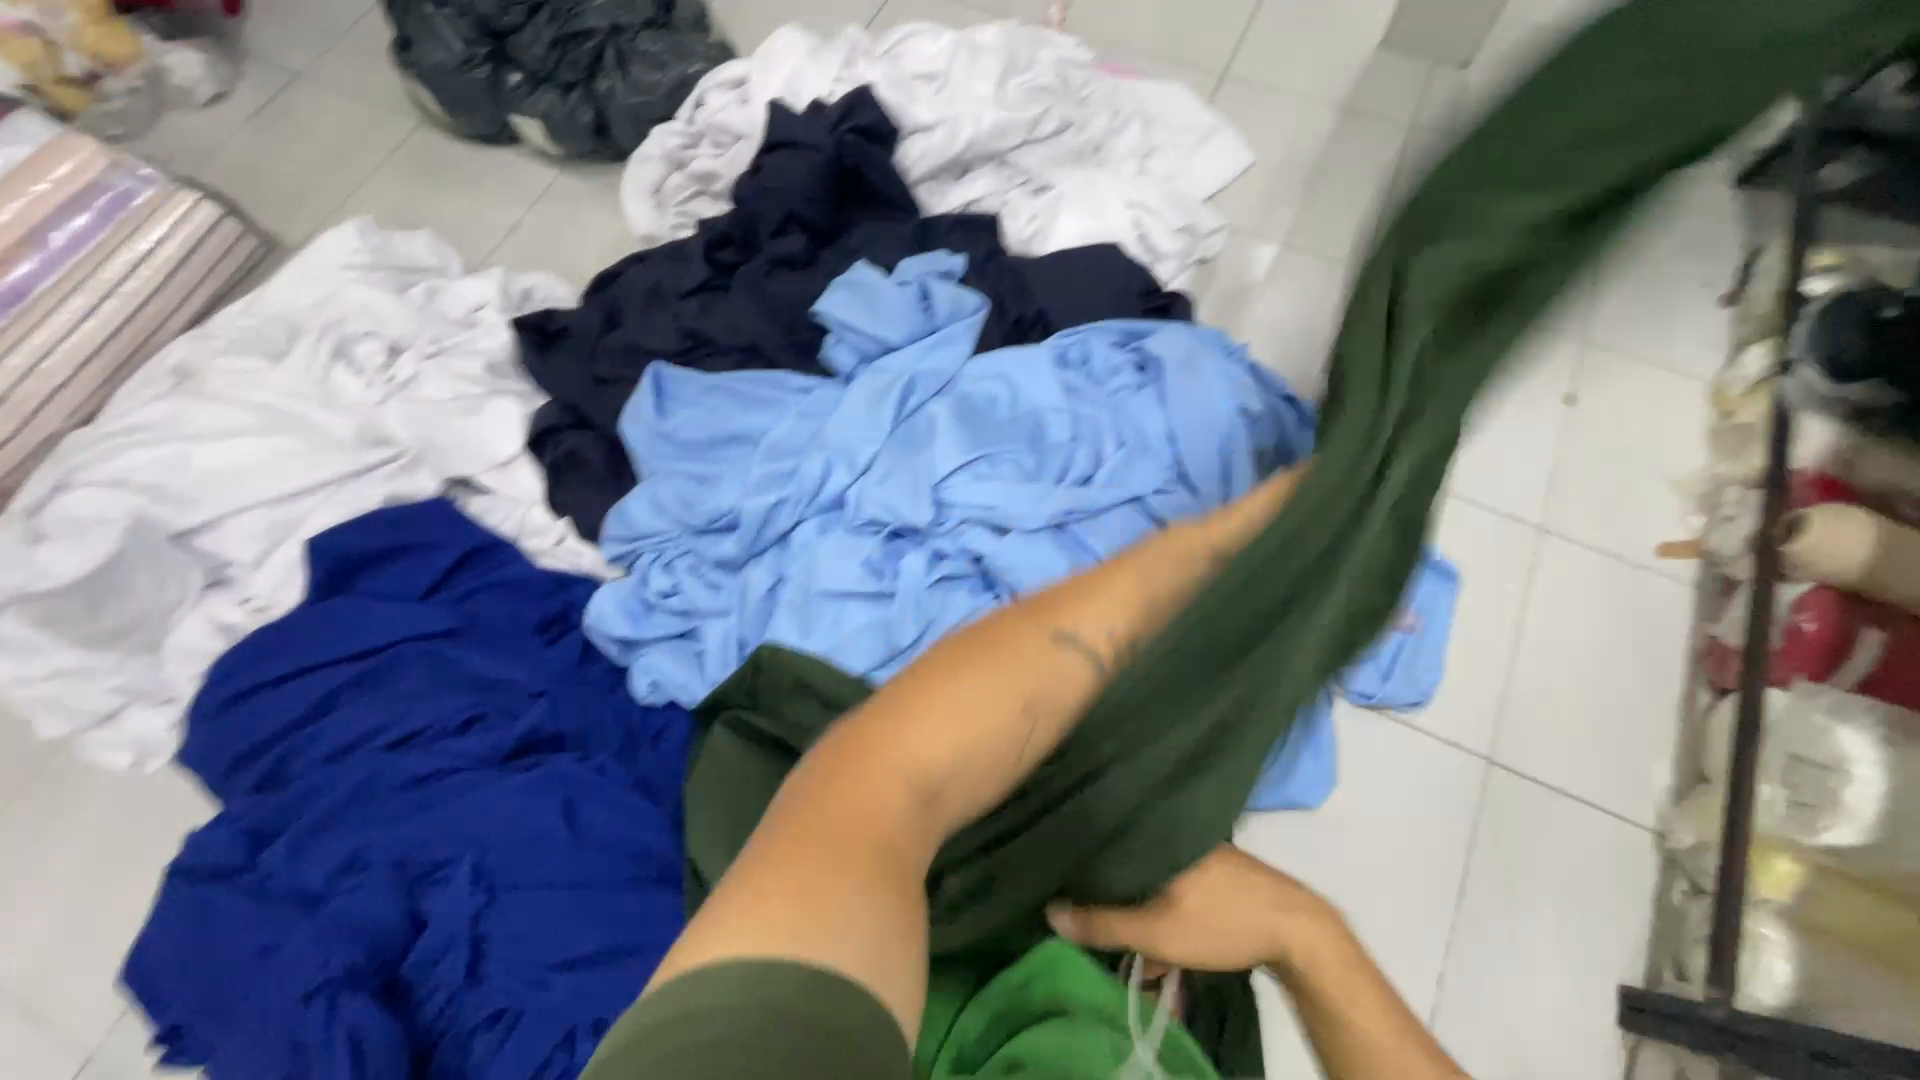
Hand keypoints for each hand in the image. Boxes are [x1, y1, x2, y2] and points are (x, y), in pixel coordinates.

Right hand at [1046, 844, 1343, 973]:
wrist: (1300, 933)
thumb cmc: (1222, 922)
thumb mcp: (1156, 932)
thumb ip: (1103, 923)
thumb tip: (1051, 912)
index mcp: (1157, 836)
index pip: (1104, 838)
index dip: (1080, 861)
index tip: (1060, 880)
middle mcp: (1176, 834)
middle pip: (1128, 858)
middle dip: (1111, 889)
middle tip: (1093, 914)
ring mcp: (1201, 849)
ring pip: (1153, 874)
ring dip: (1141, 903)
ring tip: (1133, 937)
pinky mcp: (1218, 867)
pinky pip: (1176, 881)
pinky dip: (1164, 902)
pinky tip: (1166, 934)